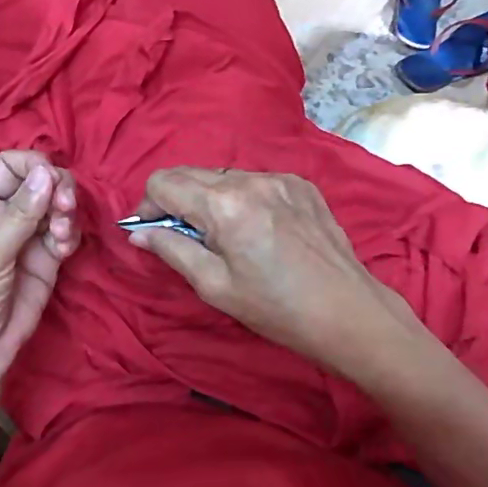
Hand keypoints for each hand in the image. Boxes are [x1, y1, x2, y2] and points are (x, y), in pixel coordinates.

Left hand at [0, 151, 78, 389]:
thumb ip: (20, 216)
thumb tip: (48, 172)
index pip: (9, 166)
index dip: (33, 165)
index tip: (52, 179)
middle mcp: (4, 215)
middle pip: (40, 181)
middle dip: (58, 189)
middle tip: (66, 208)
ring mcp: (27, 236)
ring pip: (57, 205)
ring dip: (67, 213)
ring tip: (62, 236)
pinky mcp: (47, 258)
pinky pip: (66, 232)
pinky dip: (70, 235)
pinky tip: (64, 249)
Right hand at [127, 167, 421, 373]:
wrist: (349, 313)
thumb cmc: (276, 309)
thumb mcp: (215, 286)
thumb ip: (172, 250)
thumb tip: (139, 232)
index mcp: (225, 205)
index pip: (165, 181)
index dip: (148, 205)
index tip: (151, 231)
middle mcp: (251, 180)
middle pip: (191, 173)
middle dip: (176, 200)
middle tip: (183, 237)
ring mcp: (280, 178)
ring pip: (223, 176)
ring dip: (210, 199)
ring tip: (225, 237)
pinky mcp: (301, 184)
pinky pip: (254, 181)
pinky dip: (242, 199)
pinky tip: (257, 230)